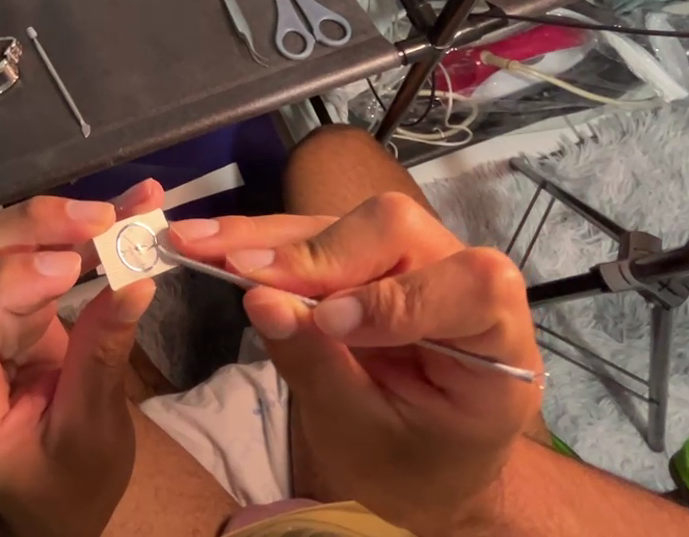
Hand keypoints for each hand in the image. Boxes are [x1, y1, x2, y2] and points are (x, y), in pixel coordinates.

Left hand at [0, 181, 162, 536]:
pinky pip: (32, 255)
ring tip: (113, 210)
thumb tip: (136, 281)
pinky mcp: (6, 303)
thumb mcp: (89, 439)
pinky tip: (117, 213)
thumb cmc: (62, 489)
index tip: (67, 267)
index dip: (3, 283)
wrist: (48, 502)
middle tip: (96, 217)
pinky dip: (73, 233)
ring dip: (53, 221)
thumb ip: (102, 358)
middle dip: (26, 229)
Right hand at [169, 194, 542, 535]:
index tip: (332, 324)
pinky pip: (306, 234)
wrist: (421, 466)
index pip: (470, 285)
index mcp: (496, 343)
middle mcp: (453, 279)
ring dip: (261, 237)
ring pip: (335, 222)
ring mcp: (401, 259)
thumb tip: (257, 299)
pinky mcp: (356, 254)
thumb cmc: (412, 468)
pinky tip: (205, 242)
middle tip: (237, 270)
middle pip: (392, 229)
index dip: (397, 295)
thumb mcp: (366, 438)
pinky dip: (253, 241)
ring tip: (191, 241)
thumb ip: (317, 366)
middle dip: (311, 253)